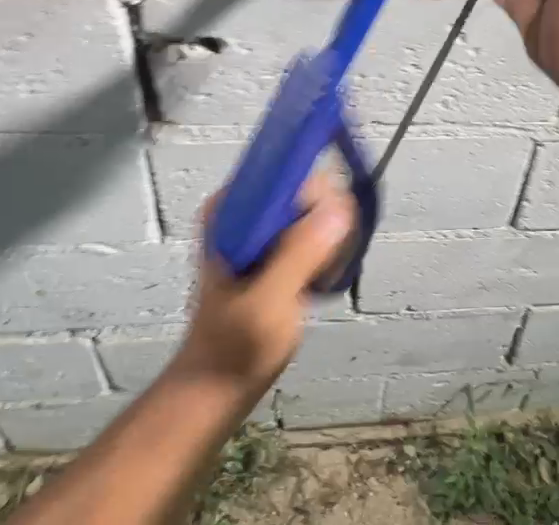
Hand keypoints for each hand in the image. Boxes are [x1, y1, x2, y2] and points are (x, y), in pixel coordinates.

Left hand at [176, 175, 354, 393]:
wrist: (217, 386)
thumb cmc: (236, 347)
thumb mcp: (268, 303)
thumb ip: (299, 254)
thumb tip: (340, 206)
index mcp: (231, 206)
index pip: (293, 172)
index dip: (320, 200)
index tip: (330, 241)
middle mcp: (245, 204)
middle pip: (311, 188)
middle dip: (329, 225)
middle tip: (323, 270)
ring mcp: (261, 224)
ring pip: (320, 209)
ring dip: (331, 242)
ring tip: (319, 281)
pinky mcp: (275, 243)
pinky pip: (318, 228)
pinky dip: (328, 251)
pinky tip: (320, 282)